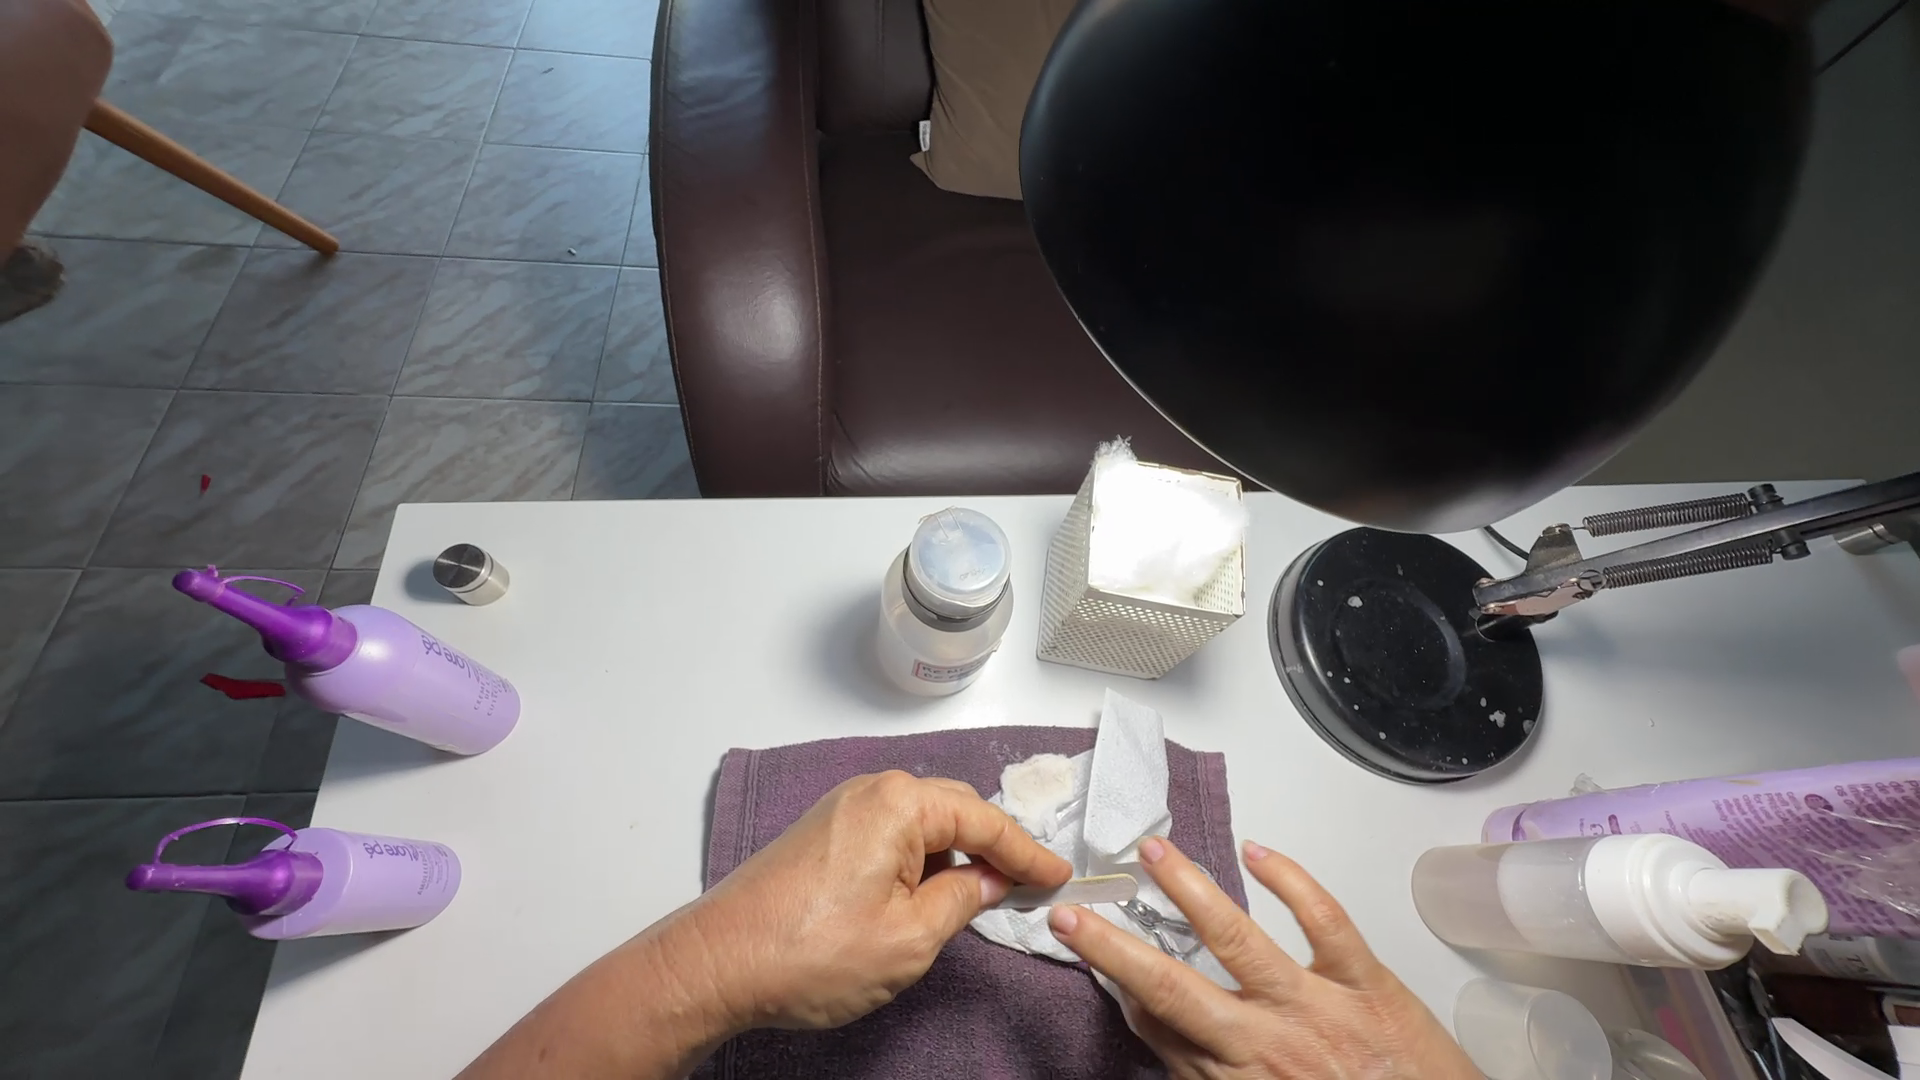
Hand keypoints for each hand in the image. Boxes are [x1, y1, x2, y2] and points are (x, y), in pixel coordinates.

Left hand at [460, 771, 1072, 1079]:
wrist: (716, 962)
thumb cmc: (815, 951)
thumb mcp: (909, 938)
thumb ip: (962, 897)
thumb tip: (992, 878)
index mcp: (900, 802)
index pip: (983, 819)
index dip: (1026, 851)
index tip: (1058, 873)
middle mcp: (874, 788)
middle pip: (953, 809)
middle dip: (991, 846)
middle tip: (1024, 884)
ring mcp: (845, 805)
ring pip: (921, 820)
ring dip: (953, 853)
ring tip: (978, 892)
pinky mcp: (826, 828)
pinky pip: (891, 831)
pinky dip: (919, 857)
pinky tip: (926, 889)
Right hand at [1047, 837, 1477, 1079]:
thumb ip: (1207, 1069)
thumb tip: (1153, 1020)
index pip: (1157, 1024)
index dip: (1117, 981)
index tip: (1085, 940)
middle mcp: (1268, 1043)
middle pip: (1172, 987)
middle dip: (1113, 947)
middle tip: (1071, 910)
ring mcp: (1316, 1007)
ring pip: (1238, 941)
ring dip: (1189, 891)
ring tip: (1153, 853)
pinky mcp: (1365, 983)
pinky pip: (1324, 923)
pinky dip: (1290, 882)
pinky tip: (1254, 851)